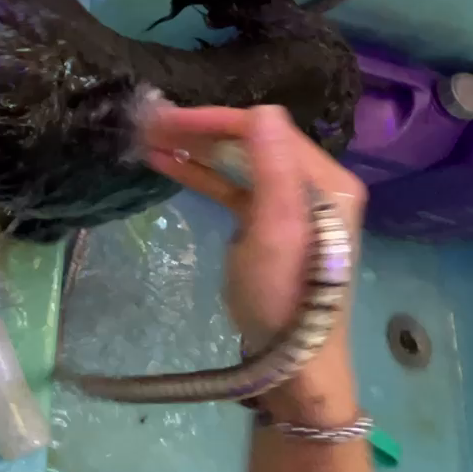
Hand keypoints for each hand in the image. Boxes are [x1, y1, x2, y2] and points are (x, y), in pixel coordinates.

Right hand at [140, 105, 366, 420]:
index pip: (264, 129)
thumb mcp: (276, 230)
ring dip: (193, 148)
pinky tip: (164, 163)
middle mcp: (312, 183)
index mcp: (325, 180)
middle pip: (249, 141)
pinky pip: (231, 185)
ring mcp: (290, 203)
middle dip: (198, 131)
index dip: (213, 120)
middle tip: (148, 125)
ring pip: (235, 160)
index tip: (164, 120)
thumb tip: (261, 109)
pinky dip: (199, 173)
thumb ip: (273, 167)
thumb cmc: (283, 295)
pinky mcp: (268, 222)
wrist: (290, 362)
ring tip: (148, 140)